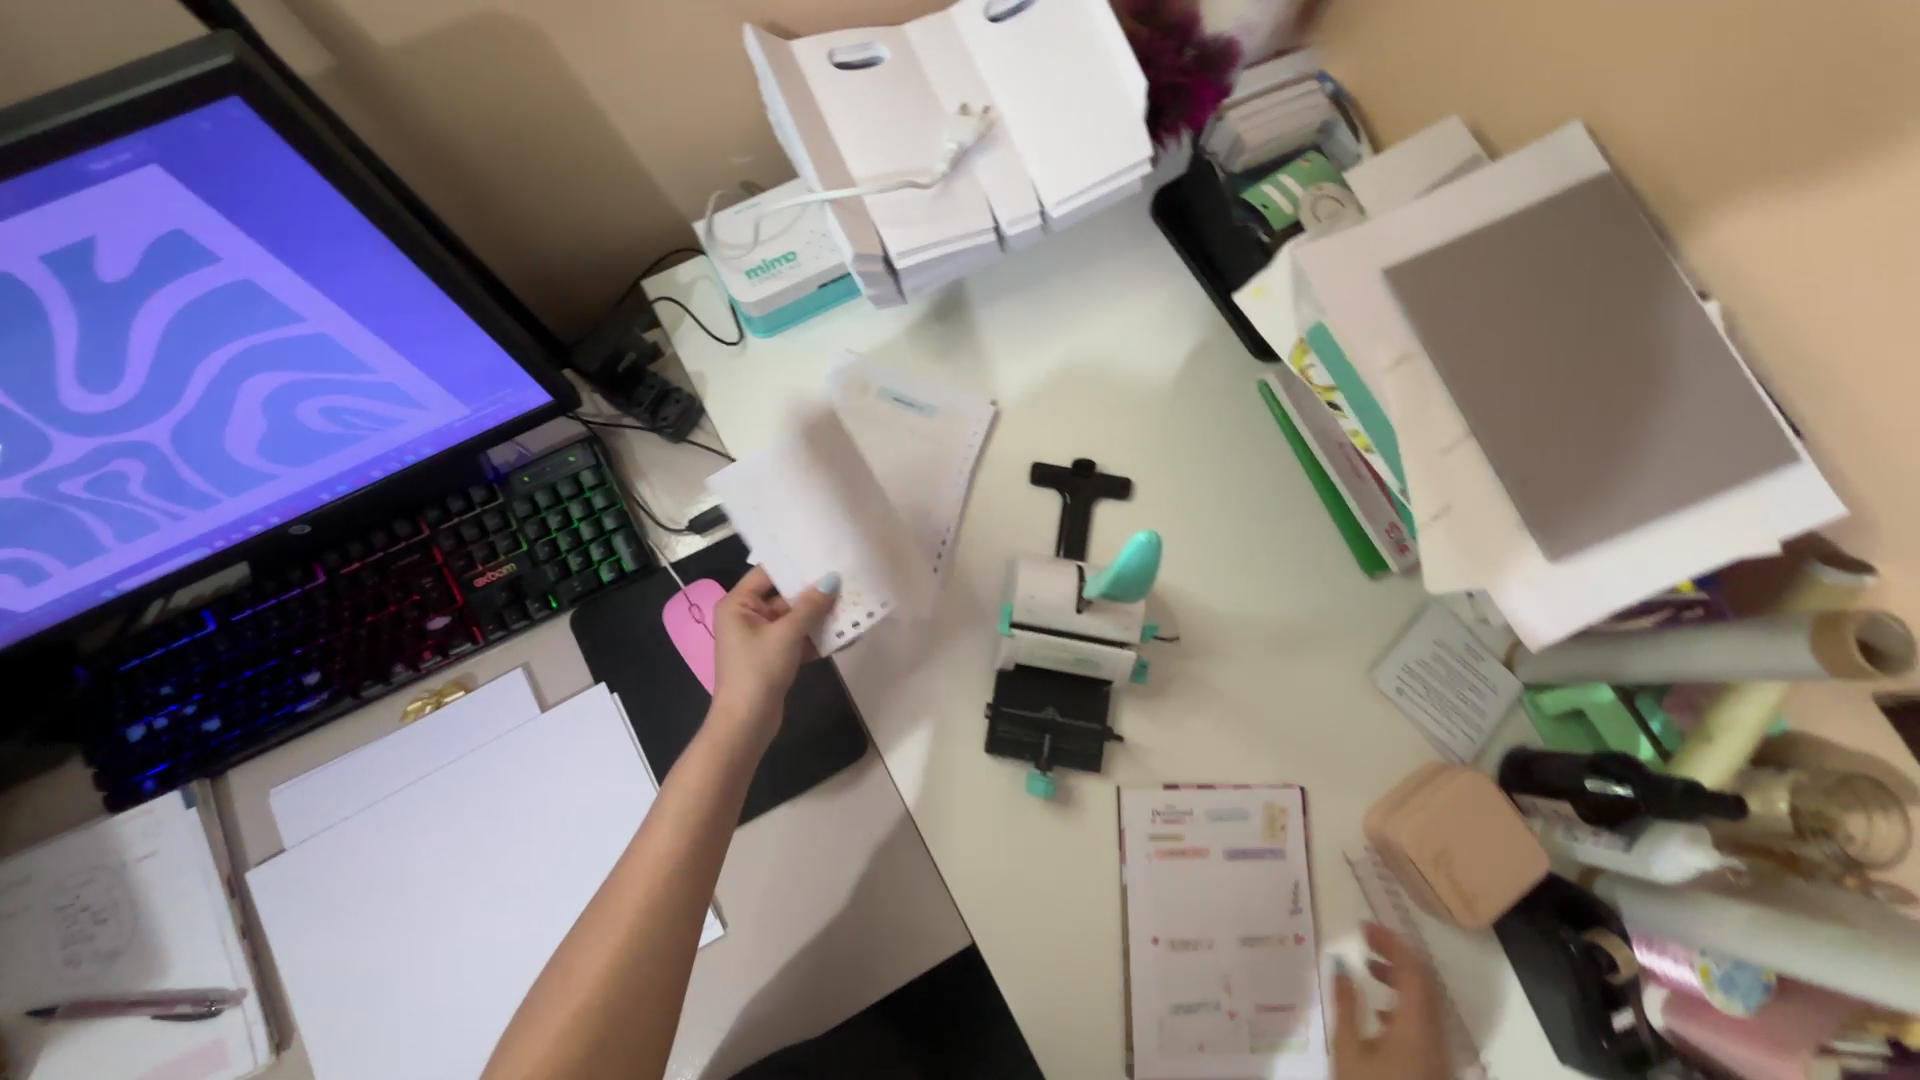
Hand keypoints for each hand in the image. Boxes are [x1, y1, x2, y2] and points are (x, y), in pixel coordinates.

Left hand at [710, 566, 837, 740]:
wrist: (746, 722)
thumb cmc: (758, 670)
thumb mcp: (786, 634)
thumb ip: (810, 606)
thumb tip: (832, 580)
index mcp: (738, 604)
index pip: (767, 573)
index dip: (794, 564)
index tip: (823, 554)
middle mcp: (747, 617)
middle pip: (784, 596)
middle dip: (814, 592)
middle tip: (846, 578)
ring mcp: (761, 638)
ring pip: (795, 619)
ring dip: (820, 615)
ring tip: (852, 603)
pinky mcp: (775, 657)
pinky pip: (798, 639)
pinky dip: (818, 637)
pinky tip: (846, 634)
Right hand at [1332, 923, 1450, 1079]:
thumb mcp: (1347, 1050)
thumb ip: (1346, 1004)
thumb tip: (1341, 966)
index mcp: (1416, 1026)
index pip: (1413, 970)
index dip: (1391, 943)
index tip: (1364, 927)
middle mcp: (1436, 1036)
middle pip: (1425, 983)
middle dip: (1396, 956)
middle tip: (1365, 941)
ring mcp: (1440, 1054)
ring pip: (1427, 1003)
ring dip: (1401, 980)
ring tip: (1369, 969)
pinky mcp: (1436, 1068)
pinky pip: (1426, 1022)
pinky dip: (1405, 1004)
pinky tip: (1380, 1012)